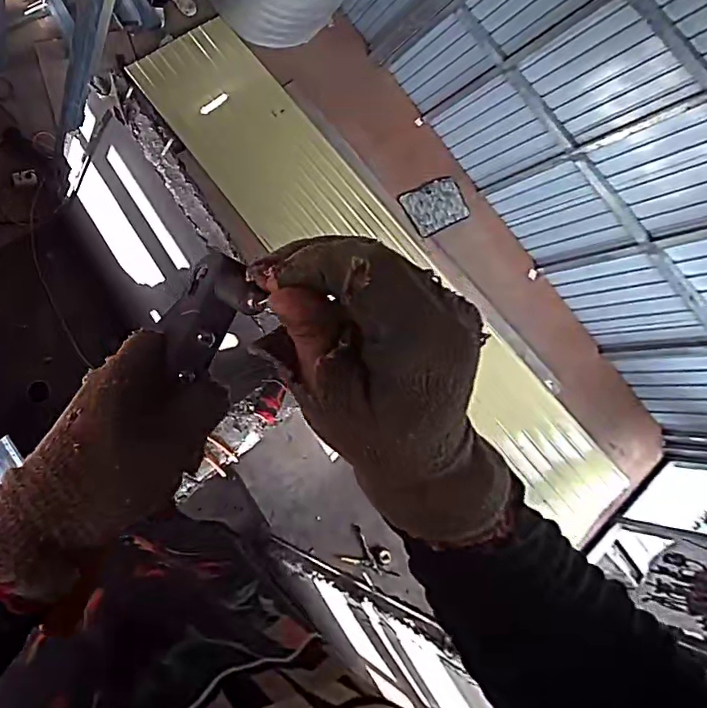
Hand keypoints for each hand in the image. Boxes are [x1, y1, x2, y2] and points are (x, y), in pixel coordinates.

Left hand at [0, 331, 227, 607]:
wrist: (46, 524)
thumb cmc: (104, 479)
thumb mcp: (171, 442)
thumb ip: (200, 408)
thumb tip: (214, 388)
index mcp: (119, 372)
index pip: (157, 340)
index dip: (186, 356)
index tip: (203, 385)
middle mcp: (103, 385)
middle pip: (157, 381)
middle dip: (182, 412)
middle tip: (191, 443)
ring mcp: (94, 414)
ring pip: (148, 413)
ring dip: (168, 441)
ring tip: (171, 471)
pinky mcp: (89, 442)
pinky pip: (130, 437)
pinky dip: (147, 457)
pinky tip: (151, 488)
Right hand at [251, 236, 517, 545]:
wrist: (425, 454)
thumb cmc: (381, 439)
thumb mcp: (331, 401)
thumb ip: (309, 340)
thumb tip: (284, 291)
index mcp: (423, 342)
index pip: (364, 272)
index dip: (308, 265)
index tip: (268, 280)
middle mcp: (442, 314)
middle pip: (366, 255)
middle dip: (306, 259)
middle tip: (264, 278)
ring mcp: (441, 302)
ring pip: (369, 254)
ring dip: (318, 261)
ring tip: (280, 282)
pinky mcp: (429, 298)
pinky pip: (377, 267)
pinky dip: (336, 270)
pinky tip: (309, 285)